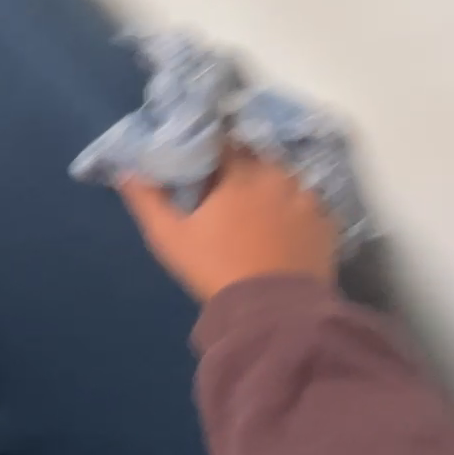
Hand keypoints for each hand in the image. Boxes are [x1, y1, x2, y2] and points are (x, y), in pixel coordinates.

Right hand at [118, 150, 336, 302]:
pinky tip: (278, 222)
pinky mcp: (328, 225)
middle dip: (237, 163)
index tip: (194, 159)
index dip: (206, 148)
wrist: (275, 311)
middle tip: (218, 180)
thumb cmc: (215, 265)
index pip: (223, 143)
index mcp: (240, 174)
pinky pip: (306, 202)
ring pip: (284, 178)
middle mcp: (279, 179)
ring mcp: (309, 201)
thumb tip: (125, 172)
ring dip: (266, 182)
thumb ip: (146, 199)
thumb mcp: (167, 235)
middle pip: (256, 157)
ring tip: (250, 200)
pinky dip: (291, 205)